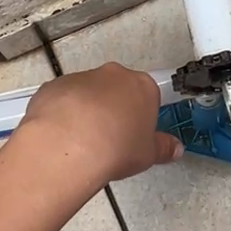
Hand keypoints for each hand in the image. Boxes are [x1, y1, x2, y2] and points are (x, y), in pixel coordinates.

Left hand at [15, 63, 182, 188]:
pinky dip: (62, 114)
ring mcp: (81, 77)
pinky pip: (62, 99)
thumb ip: (163, 148)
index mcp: (142, 86)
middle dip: (113, 109)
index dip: (141, 116)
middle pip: (117, 89)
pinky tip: (61, 137)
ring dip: (86, 111)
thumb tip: (176, 149)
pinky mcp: (53, 86)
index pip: (148, 95)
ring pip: (87, 93)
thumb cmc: (117, 148)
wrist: (69, 145)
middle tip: (109, 139)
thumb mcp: (148, 155)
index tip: (134, 134)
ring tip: (81, 142)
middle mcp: (113, 75)